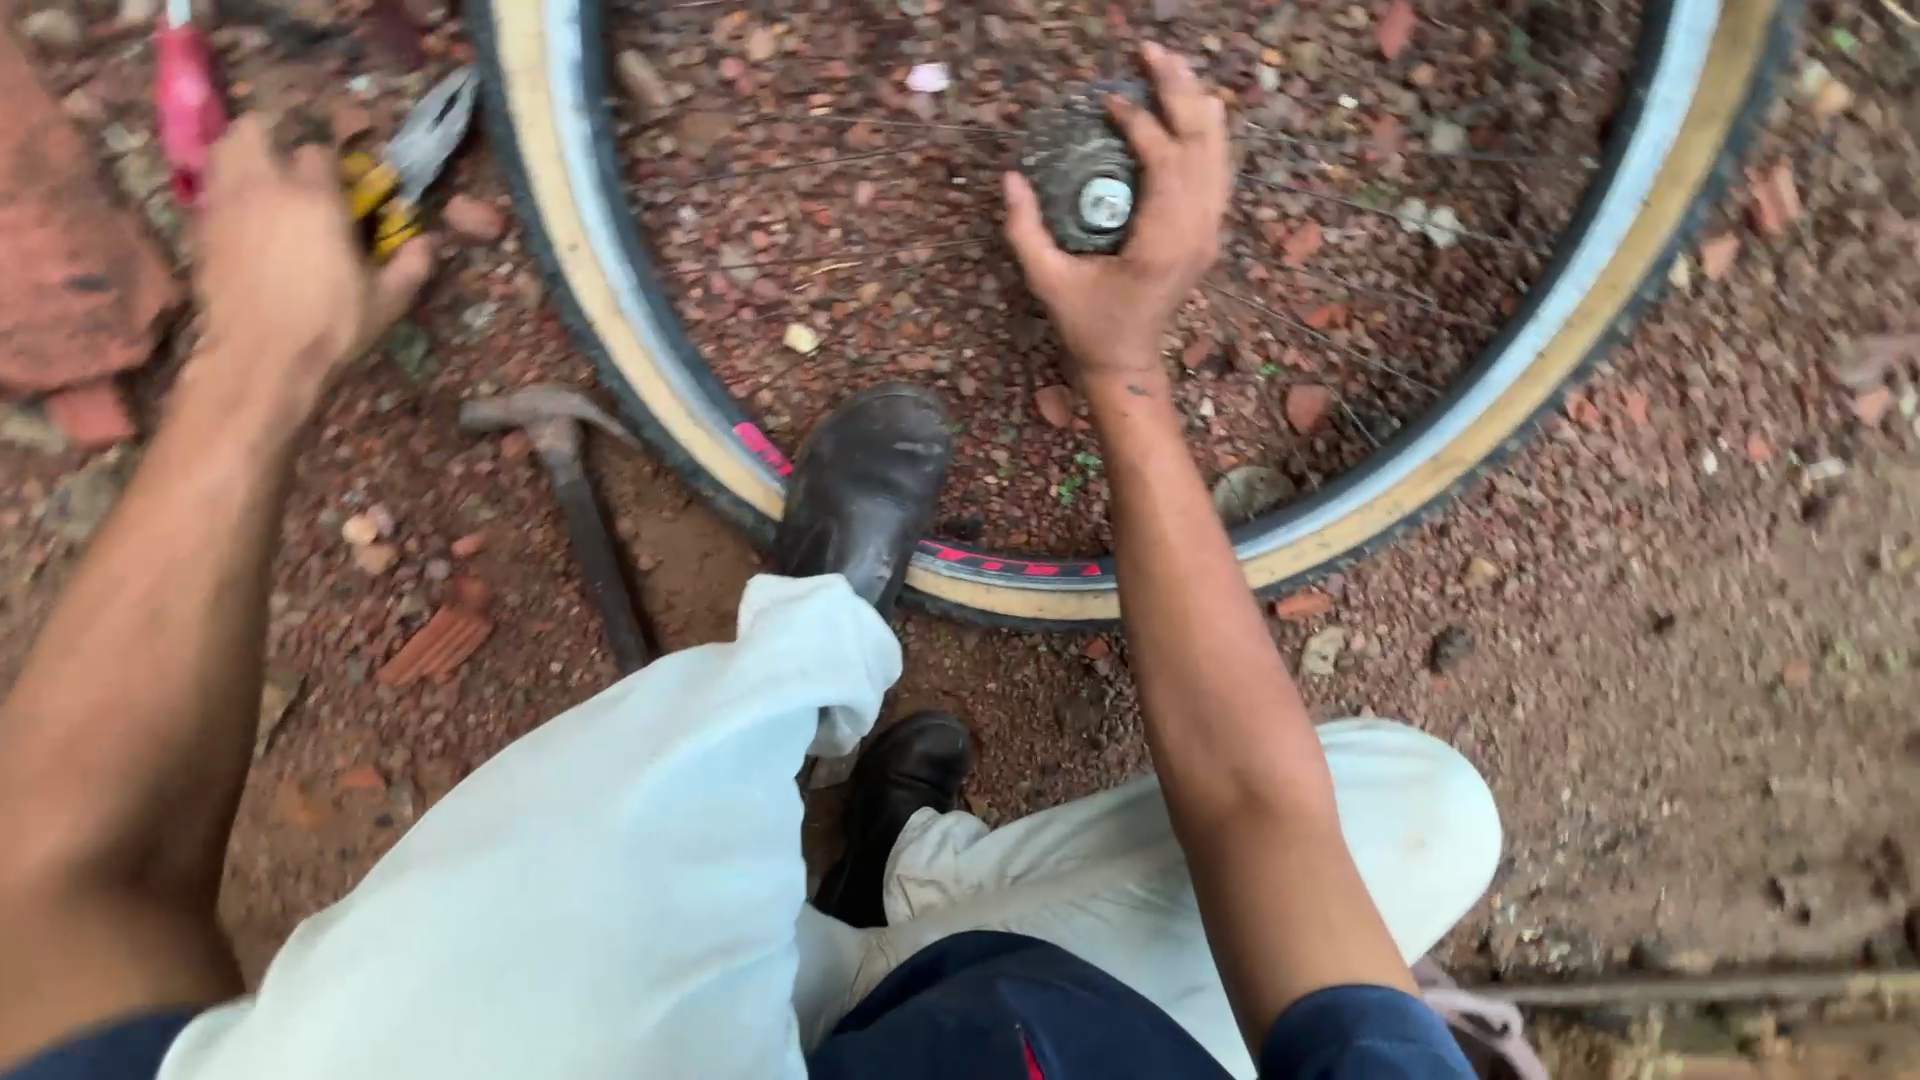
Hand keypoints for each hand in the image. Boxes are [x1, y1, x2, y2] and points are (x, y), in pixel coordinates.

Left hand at [190, 116, 433, 408]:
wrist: (263, 353)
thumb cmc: (333, 325)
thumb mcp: (387, 301)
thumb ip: (410, 266)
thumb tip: (427, 243)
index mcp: (316, 201)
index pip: (318, 153)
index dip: (333, 164)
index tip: (346, 185)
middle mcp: (266, 188)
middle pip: (255, 132)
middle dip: (274, 138)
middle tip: (294, 164)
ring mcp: (227, 203)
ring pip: (224, 150)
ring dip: (245, 155)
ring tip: (266, 180)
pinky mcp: (202, 225)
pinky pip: (213, 186)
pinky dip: (229, 187)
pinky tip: (249, 215)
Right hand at [1003, 42, 1230, 387]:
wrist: (1127, 363)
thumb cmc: (1087, 327)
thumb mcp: (1048, 282)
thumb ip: (1025, 232)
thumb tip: (1011, 178)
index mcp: (1162, 243)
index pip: (1163, 159)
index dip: (1138, 121)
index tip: (1107, 101)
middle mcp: (1197, 232)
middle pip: (1201, 141)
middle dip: (1177, 90)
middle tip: (1150, 53)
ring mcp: (1210, 234)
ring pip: (1218, 151)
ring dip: (1196, 104)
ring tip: (1171, 69)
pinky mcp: (1209, 235)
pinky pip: (1218, 172)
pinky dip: (1207, 135)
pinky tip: (1190, 110)